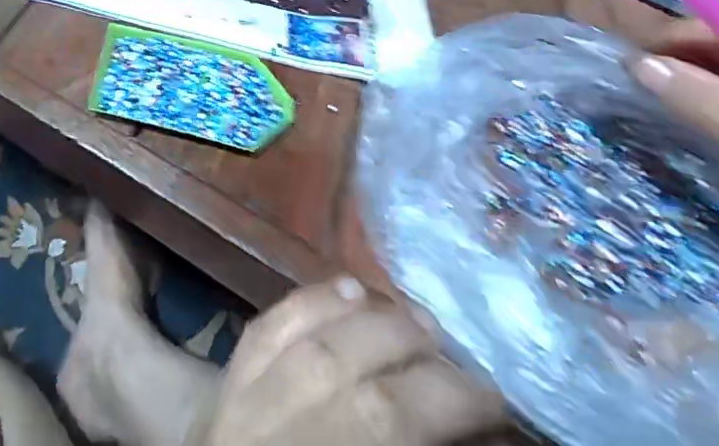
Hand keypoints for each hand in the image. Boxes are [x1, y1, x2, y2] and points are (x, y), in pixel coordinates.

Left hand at [190, 277, 507, 445]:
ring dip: (366, 323)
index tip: (494, 396)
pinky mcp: (223, 391)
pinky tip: (346, 289)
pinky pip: (264, 334)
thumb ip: (410, 444)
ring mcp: (241, 409)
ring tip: (414, 317)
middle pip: (349, 381)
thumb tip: (464, 426)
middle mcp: (283, 438)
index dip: (450, 402)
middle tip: (456, 353)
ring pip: (307, 348)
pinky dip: (307, 304)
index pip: (391, 424)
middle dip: (410, 356)